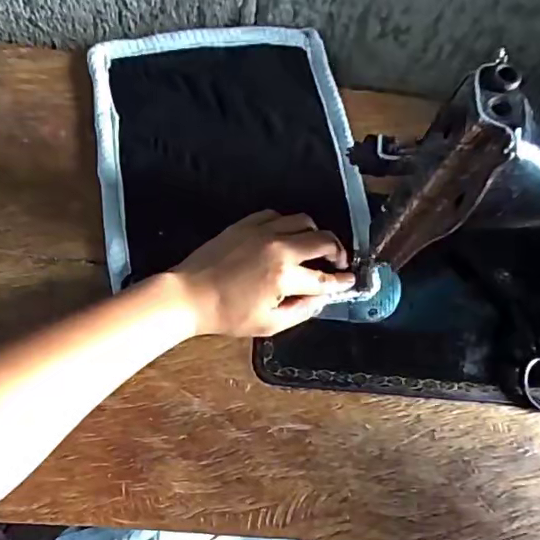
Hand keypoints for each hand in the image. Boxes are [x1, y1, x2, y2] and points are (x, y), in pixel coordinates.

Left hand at [167, 210, 356, 336]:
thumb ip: (301, 311)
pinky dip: (288, 224)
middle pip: (323, 240)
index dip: (342, 280)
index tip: (350, 280)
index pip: (325, 277)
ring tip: (313, 248)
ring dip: (315, 234)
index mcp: (285, 276)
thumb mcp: (269, 324)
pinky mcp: (245, 225)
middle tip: (337, 263)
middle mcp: (278, 247)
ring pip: (303, 221)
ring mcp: (261, 232)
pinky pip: (276, 215)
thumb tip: (320, 299)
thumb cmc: (226, 314)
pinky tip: (285, 237)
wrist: (189, 296)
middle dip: (337, 251)